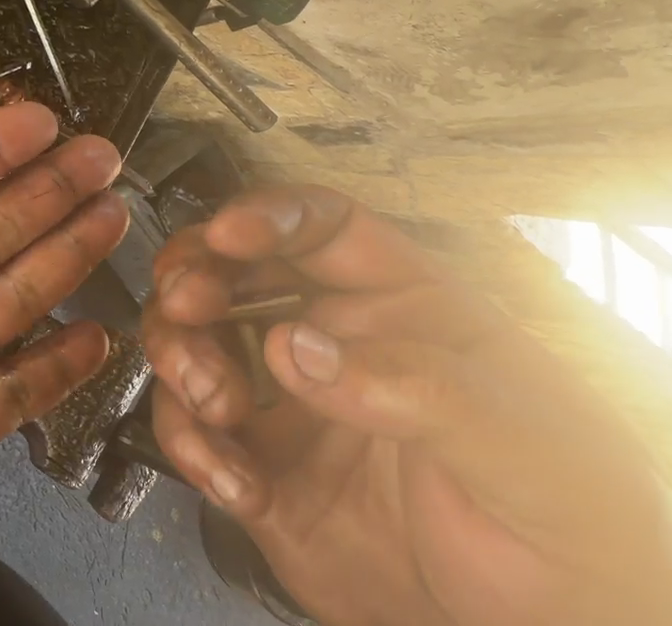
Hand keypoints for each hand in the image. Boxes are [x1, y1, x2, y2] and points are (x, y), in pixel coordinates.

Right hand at [141, 185, 671, 625]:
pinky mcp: (252, 461)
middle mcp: (330, 343)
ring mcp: (283, 402)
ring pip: (190, 339)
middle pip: (230, 272)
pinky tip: (231, 480)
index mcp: (407, 314)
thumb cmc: (584, 548)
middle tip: (185, 308)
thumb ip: (426, 392)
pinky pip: (186, 429)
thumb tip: (296, 347)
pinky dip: (188, 444)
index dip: (269, 216)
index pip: (325, 231)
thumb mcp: (537, 460)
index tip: (227, 234)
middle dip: (192, 279)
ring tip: (214, 405)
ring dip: (180, 358)